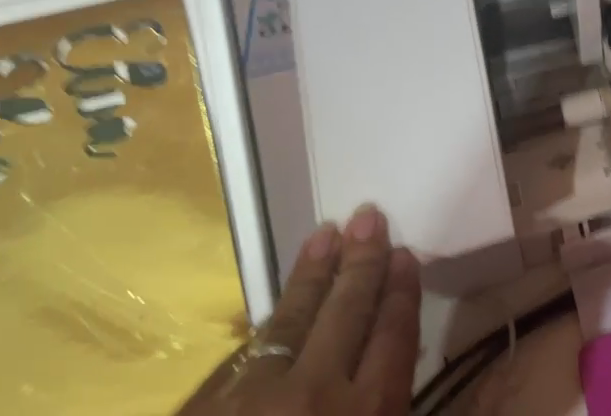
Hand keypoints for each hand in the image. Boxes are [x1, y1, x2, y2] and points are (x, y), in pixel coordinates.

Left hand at [177, 205, 421, 415]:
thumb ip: (382, 411)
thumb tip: (392, 377)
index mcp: (366, 415)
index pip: (392, 334)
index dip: (400, 291)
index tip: (404, 253)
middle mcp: (317, 395)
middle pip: (347, 312)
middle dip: (362, 262)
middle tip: (369, 215)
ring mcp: (255, 400)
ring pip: (293, 320)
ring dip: (313, 274)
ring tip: (326, 234)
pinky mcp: (206, 411)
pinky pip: (247, 353)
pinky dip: (269, 319)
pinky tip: (277, 302)